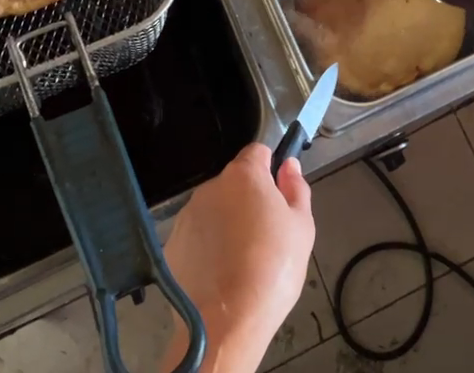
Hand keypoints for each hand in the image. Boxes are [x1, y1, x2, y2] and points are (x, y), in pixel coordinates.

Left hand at [159, 142, 313, 368]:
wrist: (228, 321)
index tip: (279, 193)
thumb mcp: (301, 227)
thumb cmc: (274, 269)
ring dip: (227, 222)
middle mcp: (210, 187)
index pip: (257, 152)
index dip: (270, 168)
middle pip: (235, 183)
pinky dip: (208, 245)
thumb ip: (296, 189)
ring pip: (215, 209)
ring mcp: (187, 216)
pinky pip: (197, 235)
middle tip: (266, 233)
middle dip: (249, 199)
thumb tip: (288, 166)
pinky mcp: (173, 244)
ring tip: (243, 258)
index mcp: (243, 176)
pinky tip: (221, 272)